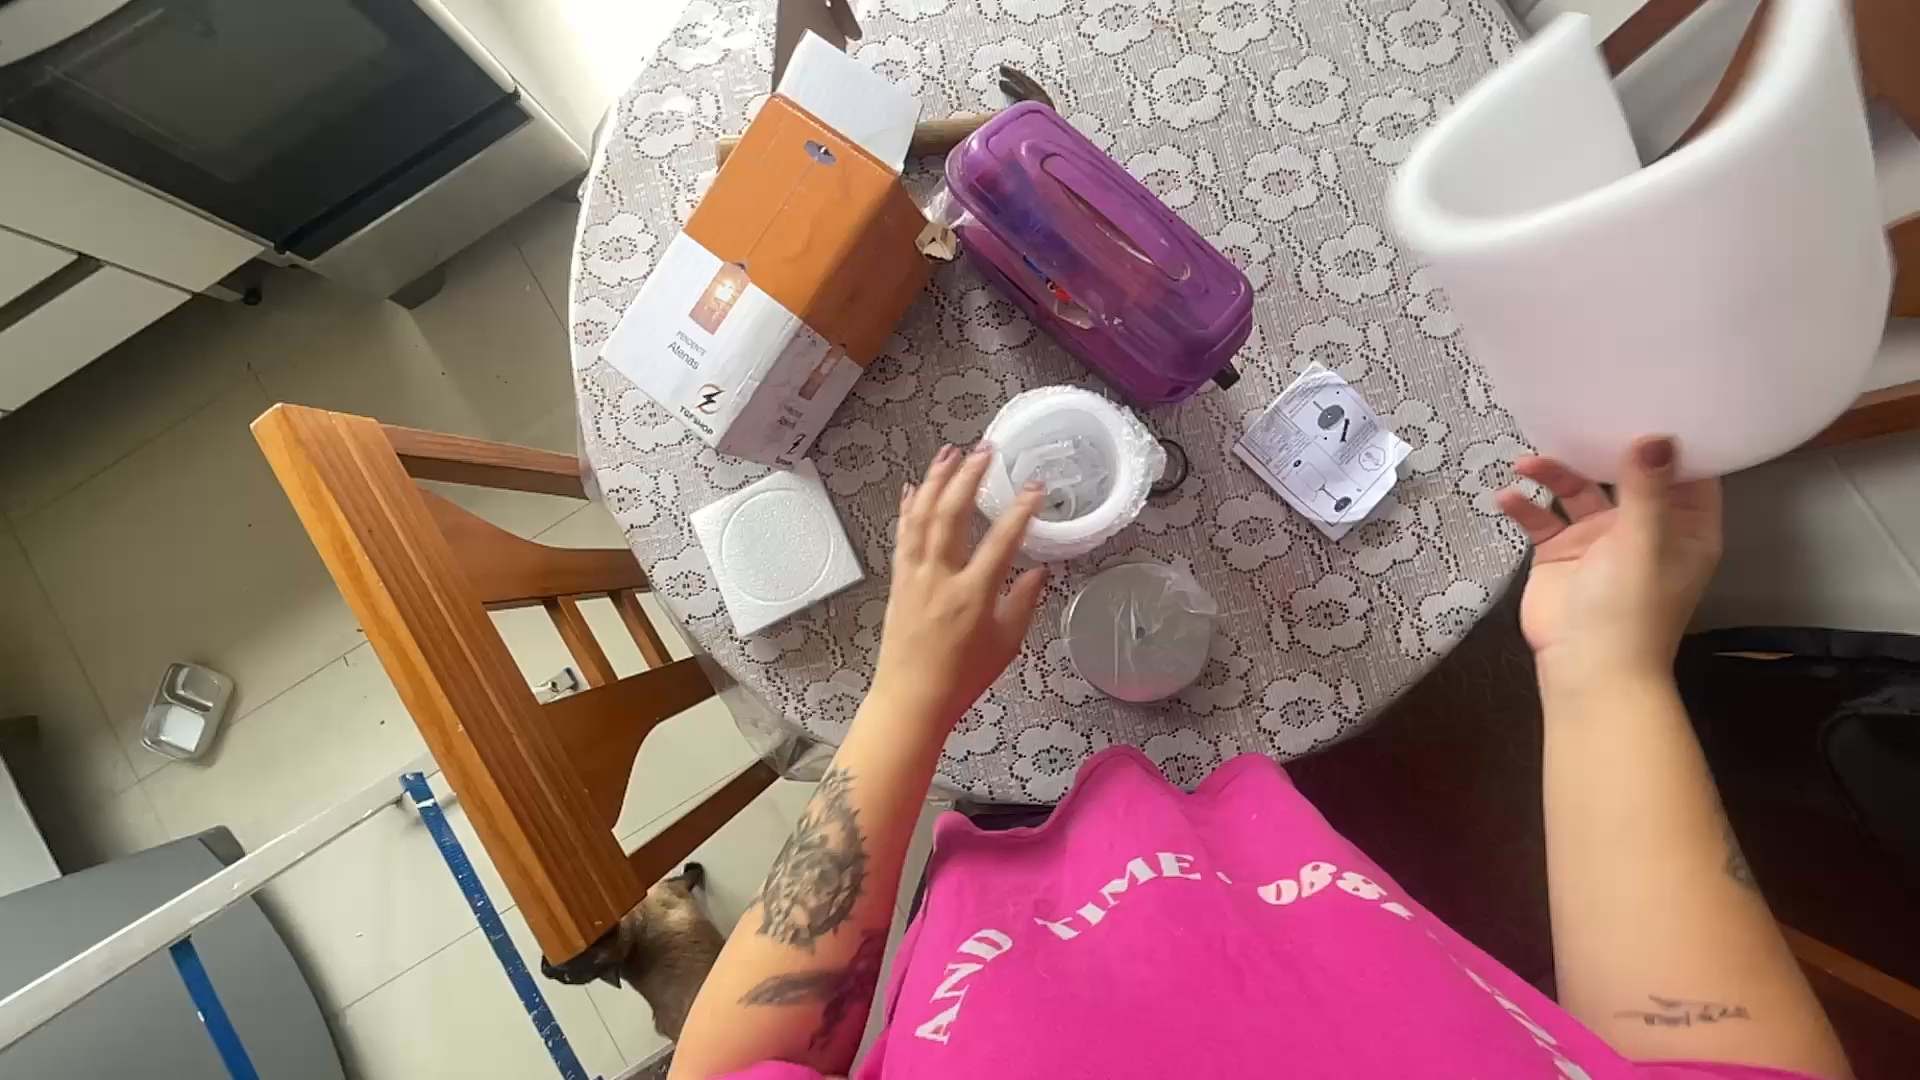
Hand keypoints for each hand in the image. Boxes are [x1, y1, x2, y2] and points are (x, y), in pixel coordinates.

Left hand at [870, 443, 1048, 726]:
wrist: (912, 698)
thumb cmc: (963, 676)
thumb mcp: (1007, 643)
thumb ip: (1024, 602)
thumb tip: (1040, 570)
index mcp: (973, 594)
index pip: (1002, 540)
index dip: (1021, 510)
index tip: (1036, 487)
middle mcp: (940, 577)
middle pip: (952, 514)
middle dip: (969, 477)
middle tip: (985, 450)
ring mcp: (914, 575)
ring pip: (922, 517)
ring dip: (937, 480)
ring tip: (949, 453)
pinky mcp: (898, 579)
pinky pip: (903, 535)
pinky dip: (909, 508)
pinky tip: (915, 488)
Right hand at [1495, 437, 1721, 687]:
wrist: (1585, 662)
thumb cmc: (1628, 606)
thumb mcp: (1641, 544)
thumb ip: (1645, 490)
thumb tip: (1656, 437)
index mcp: (1683, 526)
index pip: (1685, 473)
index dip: (1668, 442)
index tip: (1646, 404)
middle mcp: (1641, 528)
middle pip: (1620, 477)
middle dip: (1596, 452)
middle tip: (1572, 423)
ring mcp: (1595, 541)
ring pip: (1574, 494)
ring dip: (1551, 476)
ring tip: (1524, 462)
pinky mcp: (1557, 554)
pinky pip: (1540, 520)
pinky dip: (1523, 507)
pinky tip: (1505, 497)